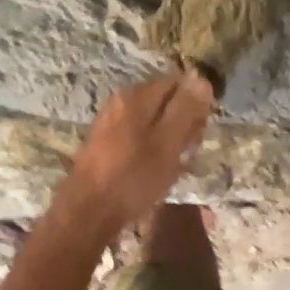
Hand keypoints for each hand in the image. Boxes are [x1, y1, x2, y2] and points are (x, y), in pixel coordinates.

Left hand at [57, 70, 215, 233]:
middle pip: (164, 100)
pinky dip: (151, 148)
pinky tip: (154, 171)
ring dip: (168, 139)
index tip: (199, 131)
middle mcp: (120, 101)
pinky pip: (138, 135)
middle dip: (182, 123)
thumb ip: (185, 109)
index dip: (195, 104)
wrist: (87, 212)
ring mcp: (110, 121)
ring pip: (152, 120)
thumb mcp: (167, 144)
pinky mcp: (105, 142)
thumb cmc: (132, 178)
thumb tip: (202, 78)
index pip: (177, 82)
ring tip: (172, 166)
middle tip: (187, 151)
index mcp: (136, 95)